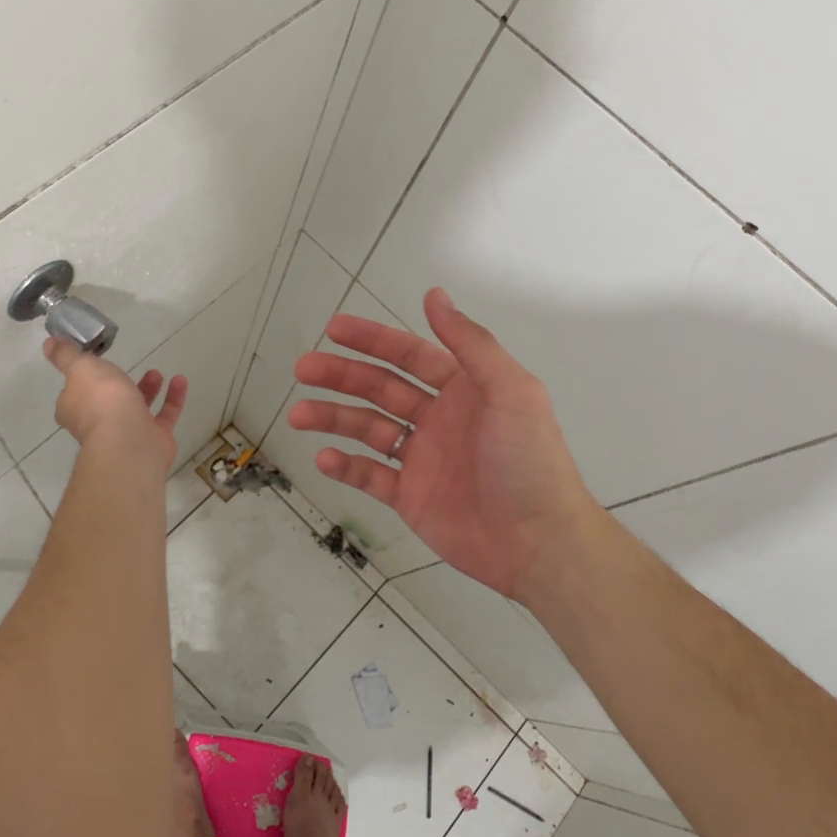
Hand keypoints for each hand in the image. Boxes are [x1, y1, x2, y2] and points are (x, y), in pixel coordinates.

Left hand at [44, 338, 186, 470]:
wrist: (129, 439)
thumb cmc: (101, 400)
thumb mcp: (79, 367)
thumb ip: (66, 355)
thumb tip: (48, 343)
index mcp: (75, 409)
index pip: (74, 394)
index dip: (83, 380)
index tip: (94, 365)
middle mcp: (98, 424)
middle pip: (107, 403)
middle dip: (118, 384)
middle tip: (126, 368)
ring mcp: (127, 434)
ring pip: (136, 409)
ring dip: (147, 390)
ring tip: (157, 373)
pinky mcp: (152, 440)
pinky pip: (164, 416)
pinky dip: (172, 399)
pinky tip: (181, 381)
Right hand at [287, 288, 595, 600]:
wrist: (539, 541)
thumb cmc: (529, 461)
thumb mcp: (512, 391)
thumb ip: (471, 343)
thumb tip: (434, 295)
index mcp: (464, 389)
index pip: (409, 355)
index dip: (372, 340)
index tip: (333, 329)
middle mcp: (438, 418)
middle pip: (380, 389)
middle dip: (341, 376)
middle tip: (304, 368)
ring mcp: (421, 459)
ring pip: (368, 429)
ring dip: (333, 418)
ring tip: (298, 415)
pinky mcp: (410, 497)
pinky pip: (370, 476)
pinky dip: (346, 467)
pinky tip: (324, 457)